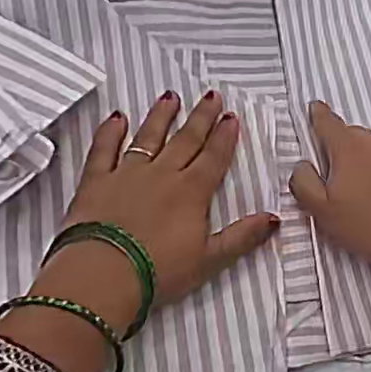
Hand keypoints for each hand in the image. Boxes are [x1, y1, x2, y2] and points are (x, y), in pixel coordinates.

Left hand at [0, 91, 277, 371]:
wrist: (102, 275)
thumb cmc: (158, 271)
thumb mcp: (210, 259)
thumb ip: (243, 236)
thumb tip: (274, 219)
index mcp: (192, 192)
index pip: (213, 157)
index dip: (225, 137)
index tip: (231, 118)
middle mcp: (162, 175)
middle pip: (186, 140)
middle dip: (201, 117)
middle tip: (212, 96)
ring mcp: (127, 175)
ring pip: (148, 137)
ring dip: (161, 116)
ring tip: (171, 97)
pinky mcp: (95, 182)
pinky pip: (104, 149)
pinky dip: (111, 132)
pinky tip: (117, 118)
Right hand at [288, 100, 370, 271]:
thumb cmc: (363, 227)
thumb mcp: (319, 210)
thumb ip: (302, 180)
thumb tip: (304, 164)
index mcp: (347, 147)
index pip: (326, 120)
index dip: (317, 115)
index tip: (314, 111)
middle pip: (350, 136)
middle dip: (342, 151)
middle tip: (340, 183)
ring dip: (366, 160)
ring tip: (365, 192)